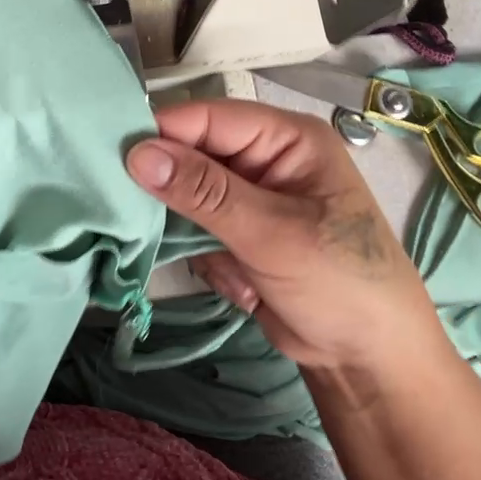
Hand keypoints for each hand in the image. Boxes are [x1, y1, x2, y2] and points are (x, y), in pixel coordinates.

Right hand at [125, 100, 442, 373]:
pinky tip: (238, 284)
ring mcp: (249, 198)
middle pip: (192, 153)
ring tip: (216, 259)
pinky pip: (193, 227)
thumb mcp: (271, 233)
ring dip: (189, 229)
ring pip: (185, 193)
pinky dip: (201, 253)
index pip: (207, 118)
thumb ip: (203, 191)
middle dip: (172, 188)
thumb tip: (137, 154)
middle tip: (139, 213)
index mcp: (286, 139)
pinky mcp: (237, 233)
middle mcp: (265, 159)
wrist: (369, 361)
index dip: (160, 132)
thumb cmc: (340, 284)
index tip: (112, 155)